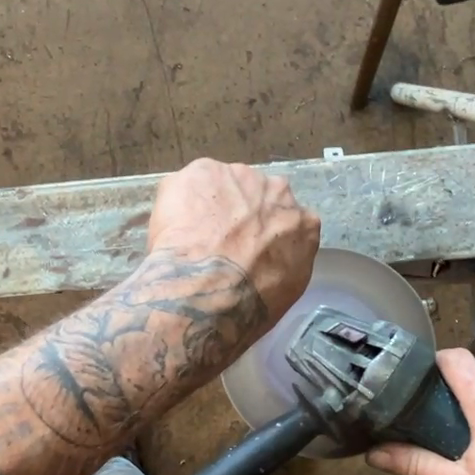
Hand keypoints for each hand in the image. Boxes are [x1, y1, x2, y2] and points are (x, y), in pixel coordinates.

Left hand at [147, 159, 319, 317]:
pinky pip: (187, 186)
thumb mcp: (286, 290)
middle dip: (236, 214)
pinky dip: (177, 204)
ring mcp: (240, 176)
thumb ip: (284, 262)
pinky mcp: (203, 171)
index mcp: (303, 223)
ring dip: (207, 207)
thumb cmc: (249, 303)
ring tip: (189, 239)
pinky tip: (171, 232)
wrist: (209, 288)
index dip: (261, 235)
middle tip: (215, 243)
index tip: (244, 249)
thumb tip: (268, 261)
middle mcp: (277, 191)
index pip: (285, 222)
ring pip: (220, 187)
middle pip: (254, 196)